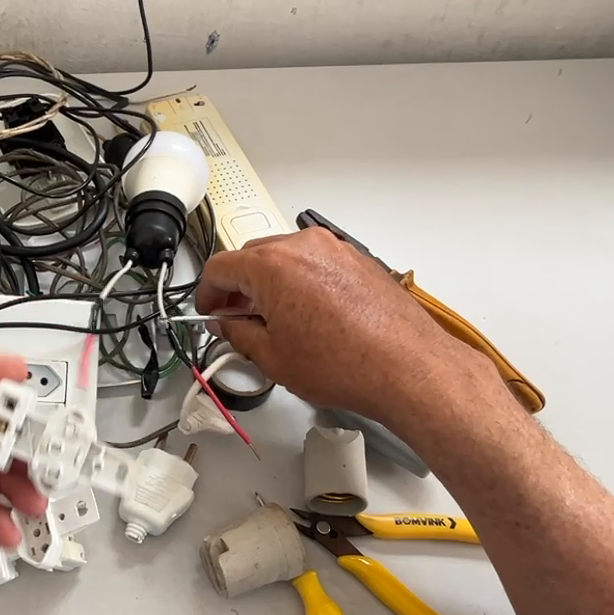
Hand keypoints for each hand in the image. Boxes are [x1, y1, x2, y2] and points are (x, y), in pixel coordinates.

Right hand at [195, 228, 482, 420]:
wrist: (407, 367)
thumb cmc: (348, 363)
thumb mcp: (273, 358)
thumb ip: (238, 335)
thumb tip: (229, 326)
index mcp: (272, 265)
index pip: (219, 268)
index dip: (206, 293)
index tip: (209, 310)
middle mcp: (302, 247)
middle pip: (250, 257)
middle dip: (237, 287)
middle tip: (234, 317)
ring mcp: (333, 250)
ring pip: (283, 257)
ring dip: (268, 282)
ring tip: (271, 320)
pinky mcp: (357, 259)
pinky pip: (313, 263)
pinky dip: (299, 281)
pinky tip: (303, 315)